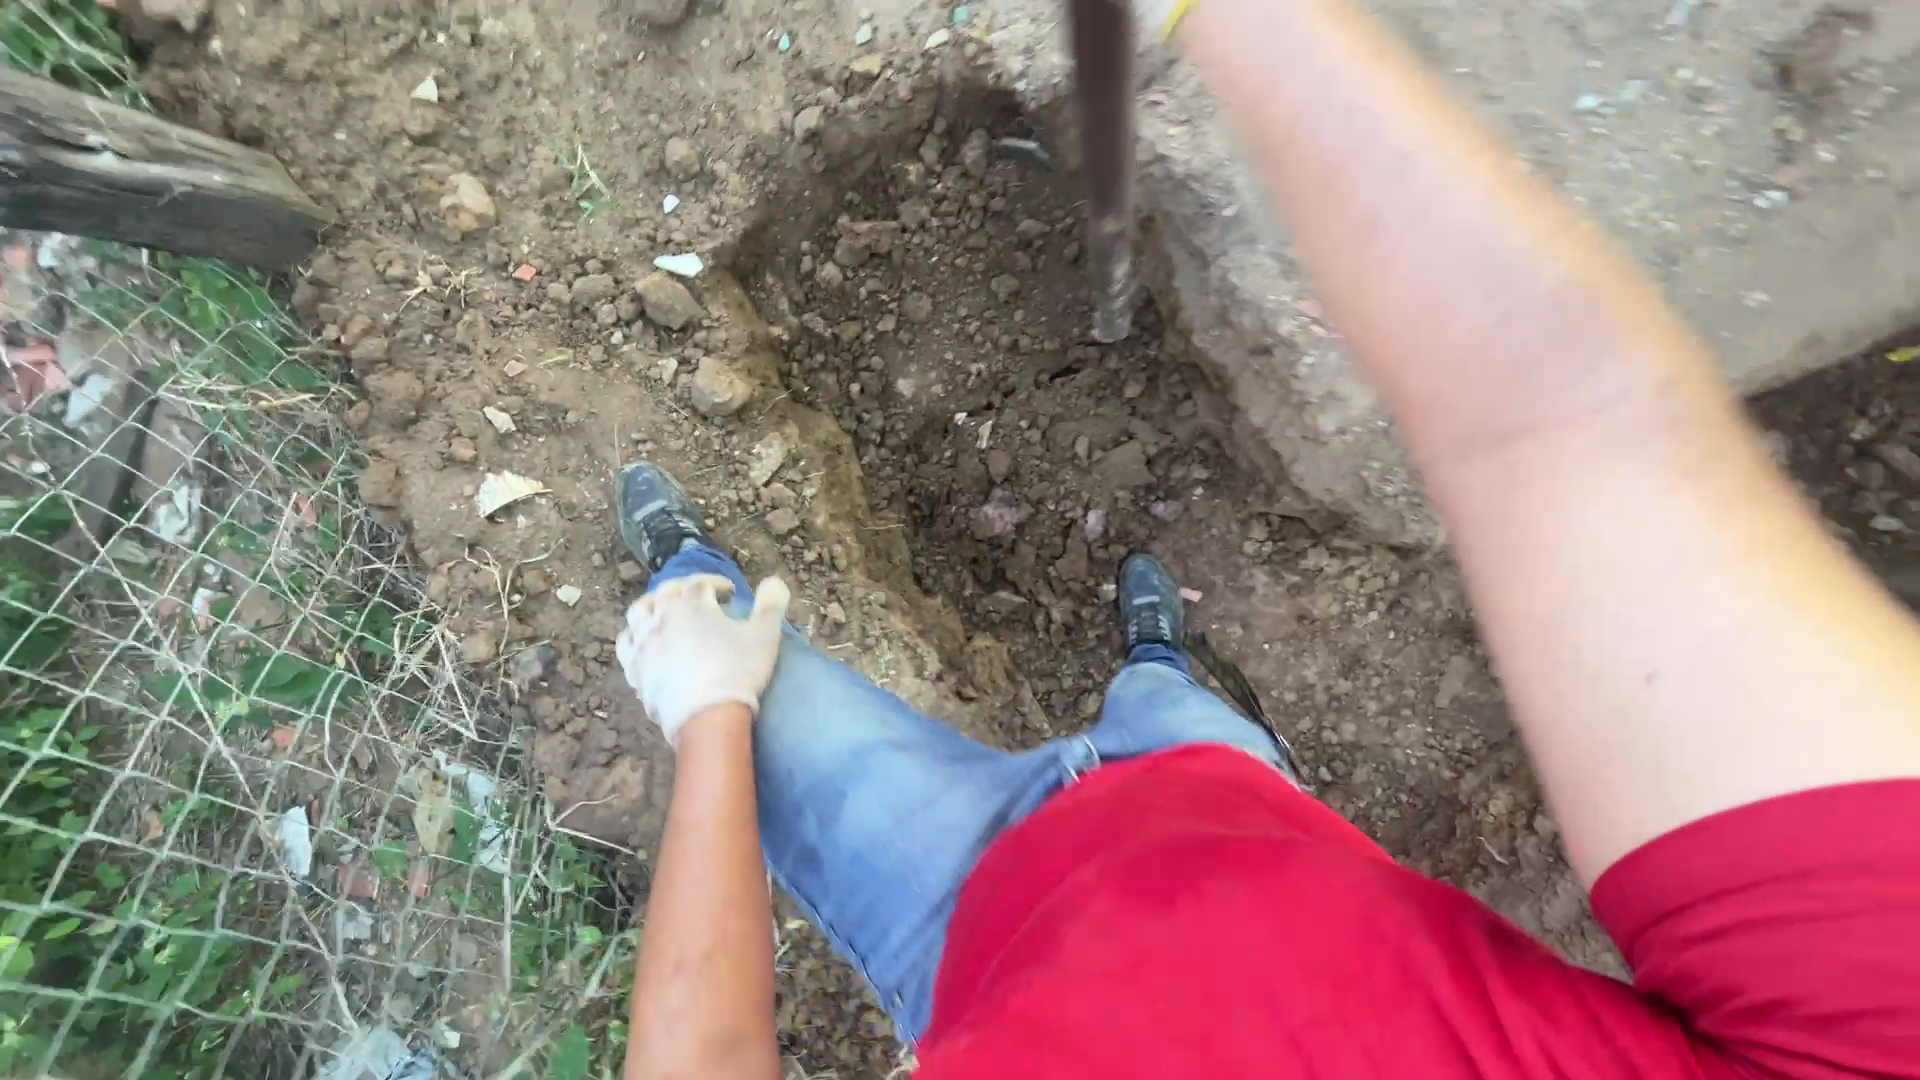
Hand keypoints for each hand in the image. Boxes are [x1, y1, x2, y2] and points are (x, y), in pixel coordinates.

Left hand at [615, 574, 790, 745]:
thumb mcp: (765, 635)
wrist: (707, 718)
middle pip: (667, 591)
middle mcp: (661, 616)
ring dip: (654, 604)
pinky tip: (645, 638)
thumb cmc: (738, 671)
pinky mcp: (634, 668)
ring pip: (639, 611)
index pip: (701, 583)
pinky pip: (626, 643)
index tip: (730, 593)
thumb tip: (774, 581)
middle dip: (684, 587)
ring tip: (666, 610)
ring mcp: (643, 642)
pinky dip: (635, 634)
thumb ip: (771, 604)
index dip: (716, 583)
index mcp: (692, 603)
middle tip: (699, 594)